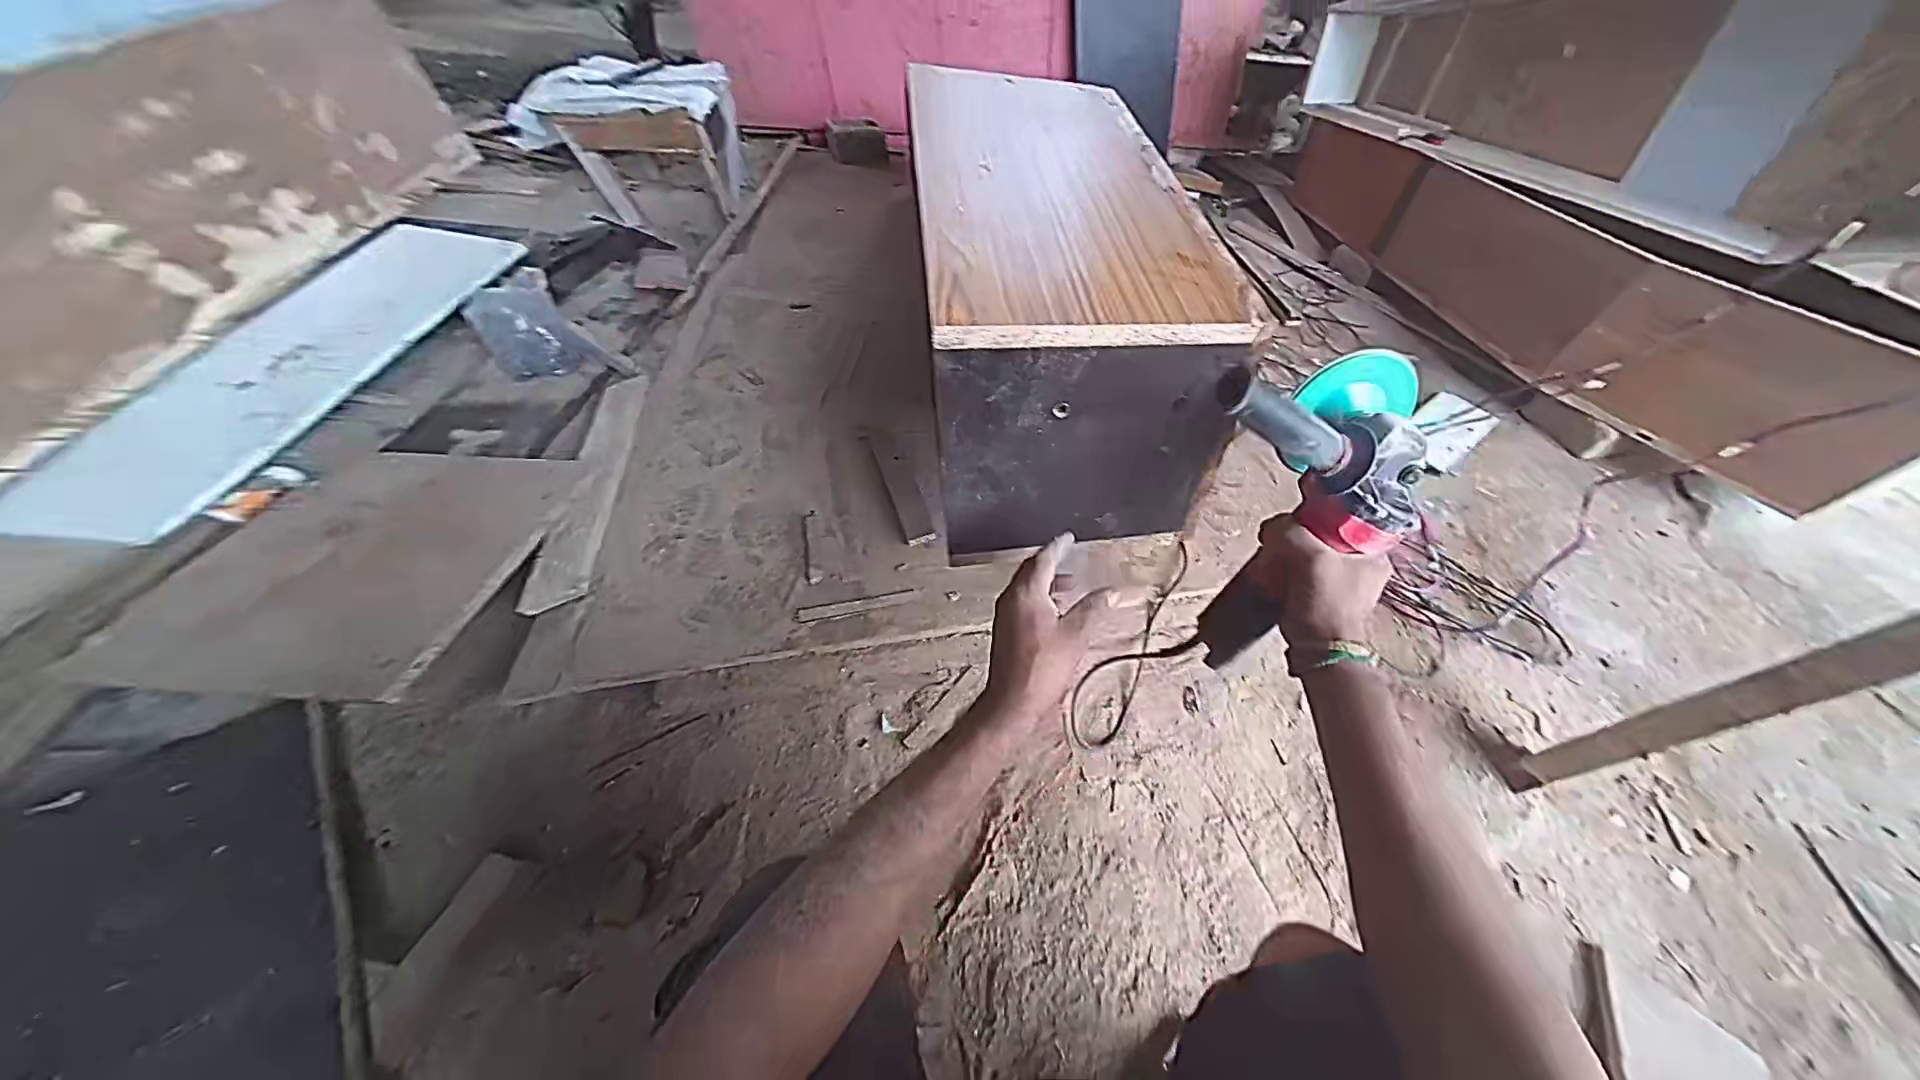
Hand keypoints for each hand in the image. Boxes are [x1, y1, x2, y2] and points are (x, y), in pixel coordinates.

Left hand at [982, 533, 1120, 726]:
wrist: (1013, 700)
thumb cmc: (1042, 668)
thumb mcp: (1076, 635)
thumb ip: (1093, 608)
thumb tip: (1112, 591)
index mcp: (1026, 594)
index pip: (1043, 560)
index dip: (1058, 547)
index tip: (1068, 539)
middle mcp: (1010, 599)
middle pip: (1030, 570)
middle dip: (1050, 562)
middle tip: (1067, 556)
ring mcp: (1004, 614)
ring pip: (1025, 586)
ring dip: (1045, 581)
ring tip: (1068, 585)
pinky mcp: (1004, 629)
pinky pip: (1021, 601)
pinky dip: (1038, 596)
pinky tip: (1054, 610)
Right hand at [1249, 514, 1390, 643]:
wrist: (1319, 650)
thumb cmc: (1325, 603)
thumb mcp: (1309, 558)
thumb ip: (1290, 532)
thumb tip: (1273, 527)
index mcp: (1373, 552)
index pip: (1348, 515)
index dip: (1320, 510)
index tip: (1296, 516)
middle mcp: (1362, 563)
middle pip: (1323, 534)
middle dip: (1296, 535)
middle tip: (1279, 540)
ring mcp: (1342, 581)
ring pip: (1309, 552)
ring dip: (1287, 553)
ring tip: (1272, 559)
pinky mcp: (1322, 595)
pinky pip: (1301, 570)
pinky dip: (1286, 569)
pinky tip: (1273, 575)